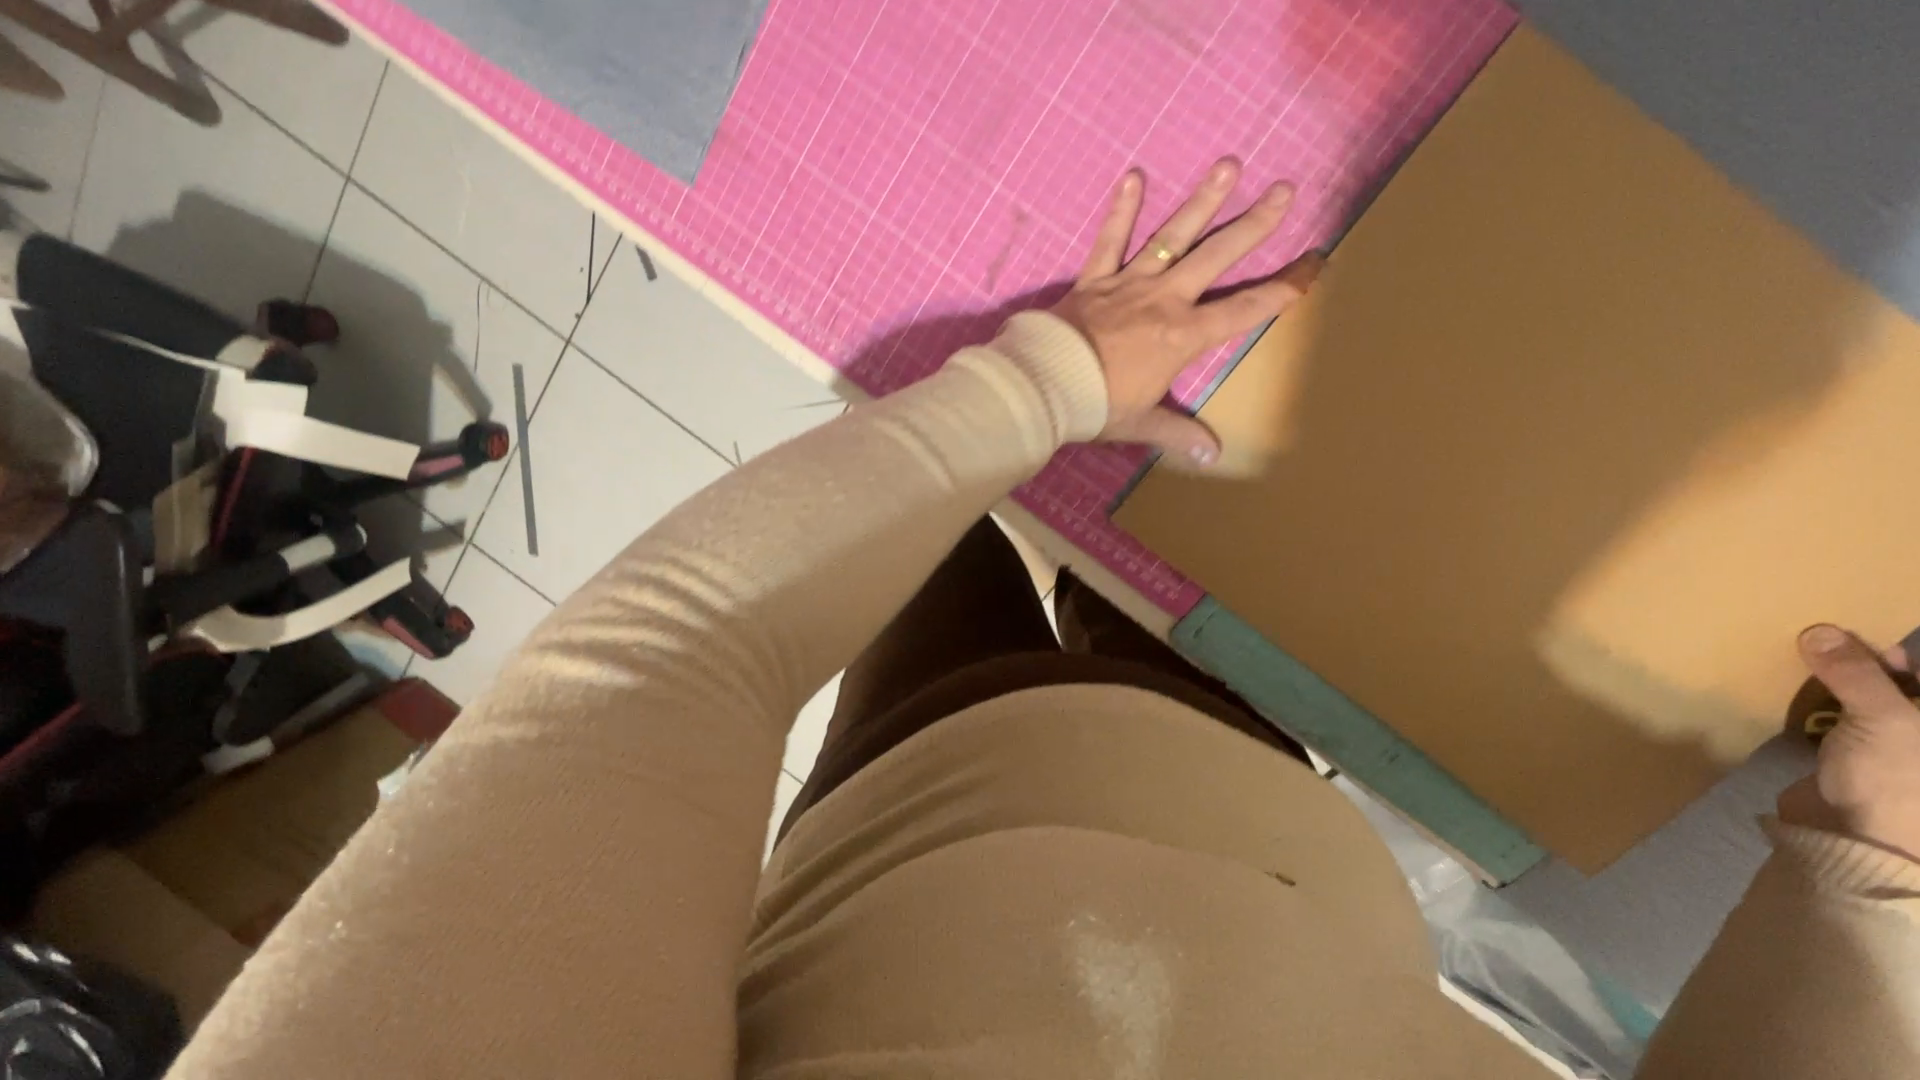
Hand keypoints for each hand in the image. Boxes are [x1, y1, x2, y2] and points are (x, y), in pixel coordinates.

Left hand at [1049, 157, 1322, 466]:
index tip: (1314, 265)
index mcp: (1183, 336)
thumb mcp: (1141, 424)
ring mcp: (1129, 284)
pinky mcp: (1094, 279)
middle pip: (1218, 256)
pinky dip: (1121, 210)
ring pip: (1173, 236)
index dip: (1283, 289)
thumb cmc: (1096, 406)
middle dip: (1254, 224)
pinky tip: (1134, 176)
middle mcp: (1165, 300)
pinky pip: (1110, 240)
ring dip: (1202, 201)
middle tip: (1284, 190)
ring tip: (1228, 164)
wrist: (1044, 385)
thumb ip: (1178, 434)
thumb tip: (1213, 454)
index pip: (1245, 310)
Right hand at [1780, 625, 1919, 862]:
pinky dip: (1817, 707)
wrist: (1852, 840)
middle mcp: (1917, 735)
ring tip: (1799, 661)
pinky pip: (1837, 721)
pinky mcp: (1851, 760)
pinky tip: (1792, 695)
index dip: (1892, 652)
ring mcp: (1890, 749)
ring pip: (1862, 701)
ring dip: (1833, 683)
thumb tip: (1819, 629)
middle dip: (1858, 664)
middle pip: (1894, 685)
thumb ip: (1854, 673)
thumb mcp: (1883, 719)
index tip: (1849, 632)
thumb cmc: (1893, 780)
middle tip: (1817, 641)